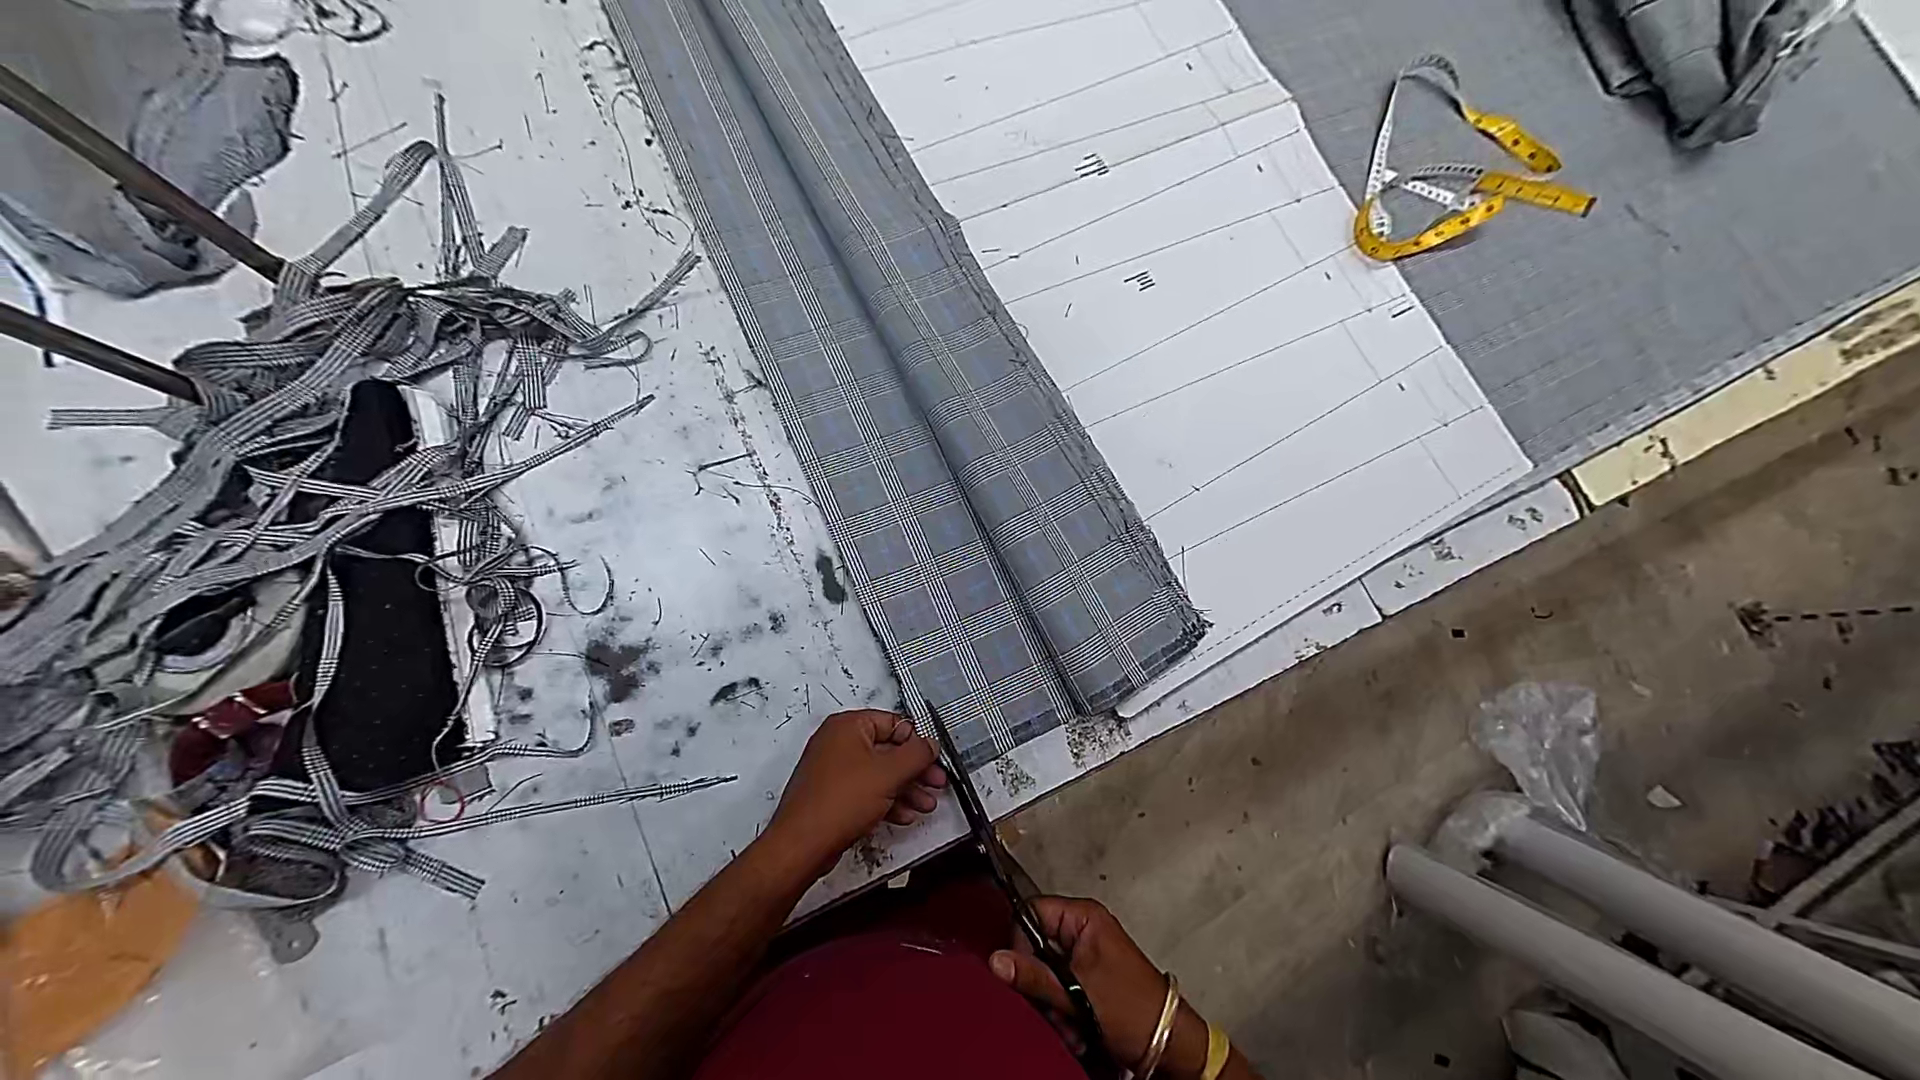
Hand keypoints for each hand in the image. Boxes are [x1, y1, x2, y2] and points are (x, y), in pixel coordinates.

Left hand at [764, 709, 946, 876]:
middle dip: (915, 769)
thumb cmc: (835, 804)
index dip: (917, 741)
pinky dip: (887, 800)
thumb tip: (929, 744)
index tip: (933, 757)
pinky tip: (903, 814)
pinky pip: (866, 790)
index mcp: (847, 726)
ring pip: (879, 773)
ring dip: (905, 788)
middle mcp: (837, 742)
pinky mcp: (832, 794)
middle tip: (934, 781)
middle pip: (888, 749)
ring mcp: (832, 769)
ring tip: (924, 803)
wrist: (803, 845)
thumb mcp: (889, 773)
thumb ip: (916, 755)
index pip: (894, 722)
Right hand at [990, 896, 1209, 1076]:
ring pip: (1047, 973)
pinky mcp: (1089, 981)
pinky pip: (1061, 989)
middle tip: (1054, 1007)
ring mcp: (1087, 956)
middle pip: (1037, 947)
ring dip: (1053, 1005)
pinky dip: (1064, 1013)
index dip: (1021, 942)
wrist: (1170, 1046)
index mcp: (1083, 917)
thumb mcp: (1077, 993)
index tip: (1022, 972)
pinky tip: (1077, 1030)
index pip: (1031, 913)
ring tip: (1071, 1025)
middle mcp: (1084, 931)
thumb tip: (997, 960)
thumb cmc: (1136, 1010)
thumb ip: (1034, 975)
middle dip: (1041, 985)